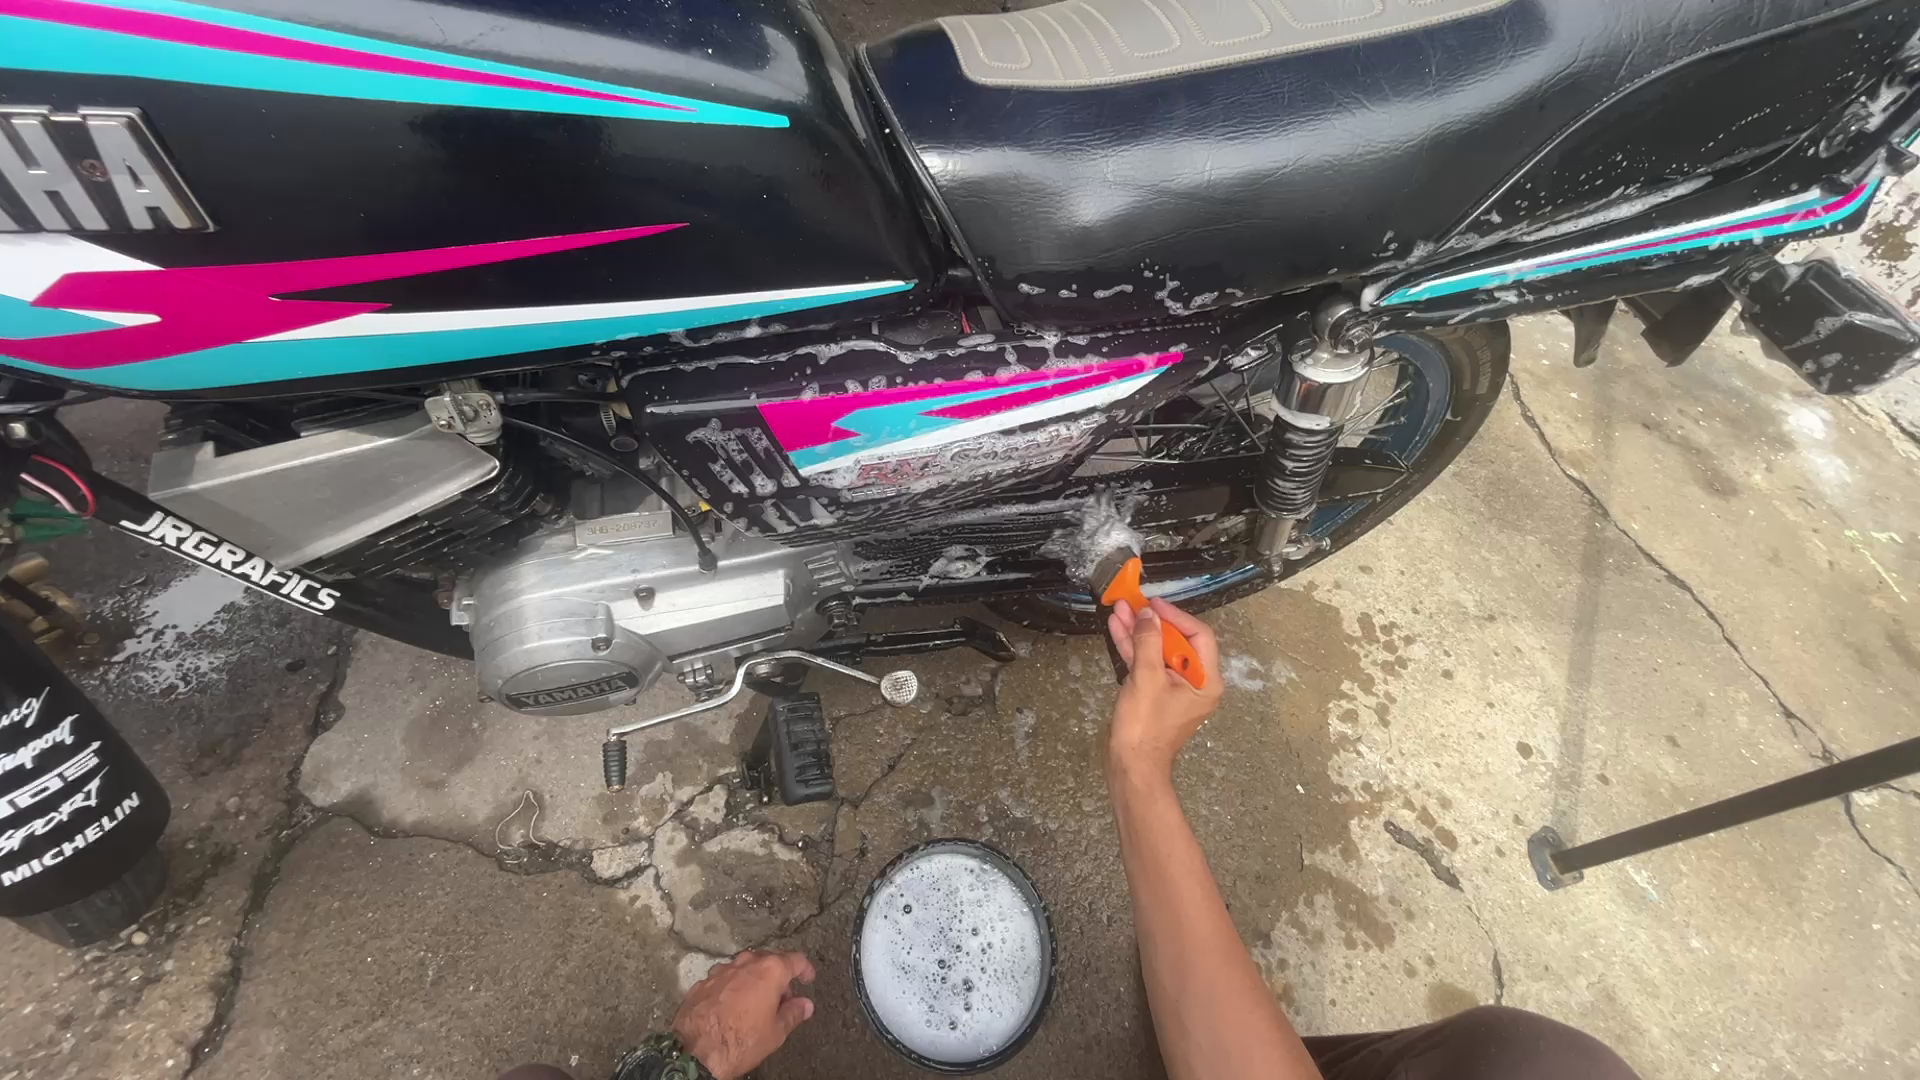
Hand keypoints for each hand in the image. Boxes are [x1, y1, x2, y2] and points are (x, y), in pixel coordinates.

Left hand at [671, 950, 815, 1079]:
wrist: (694, 1053)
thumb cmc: (742, 1040)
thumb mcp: (775, 1033)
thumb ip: (793, 1014)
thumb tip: (807, 1004)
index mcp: (770, 970)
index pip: (796, 960)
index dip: (805, 969)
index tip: (808, 979)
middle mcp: (747, 962)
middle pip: (769, 960)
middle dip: (778, 976)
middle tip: (782, 998)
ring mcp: (722, 969)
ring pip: (744, 967)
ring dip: (753, 979)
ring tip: (754, 1002)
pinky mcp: (702, 982)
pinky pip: (724, 979)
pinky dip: (732, 987)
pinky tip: (730, 1006)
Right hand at [1106, 598, 1223, 780]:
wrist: (1130, 766)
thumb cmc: (1144, 725)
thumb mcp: (1146, 678)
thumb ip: (1148, 641)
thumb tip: (1147, 614)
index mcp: (1206, 681)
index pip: (1199, 637)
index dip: (1176, 617)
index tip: (1153, 604)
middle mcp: (1195, 682)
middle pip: (1176, 641)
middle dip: (1152, 622)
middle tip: (1132, 602)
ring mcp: (1173, 688)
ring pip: (1157, 650)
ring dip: (1138, 631)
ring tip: (1118, 609)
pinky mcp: (1154, 692)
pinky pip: (1147, 664)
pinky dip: (1133, 647)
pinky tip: (1117, 628)